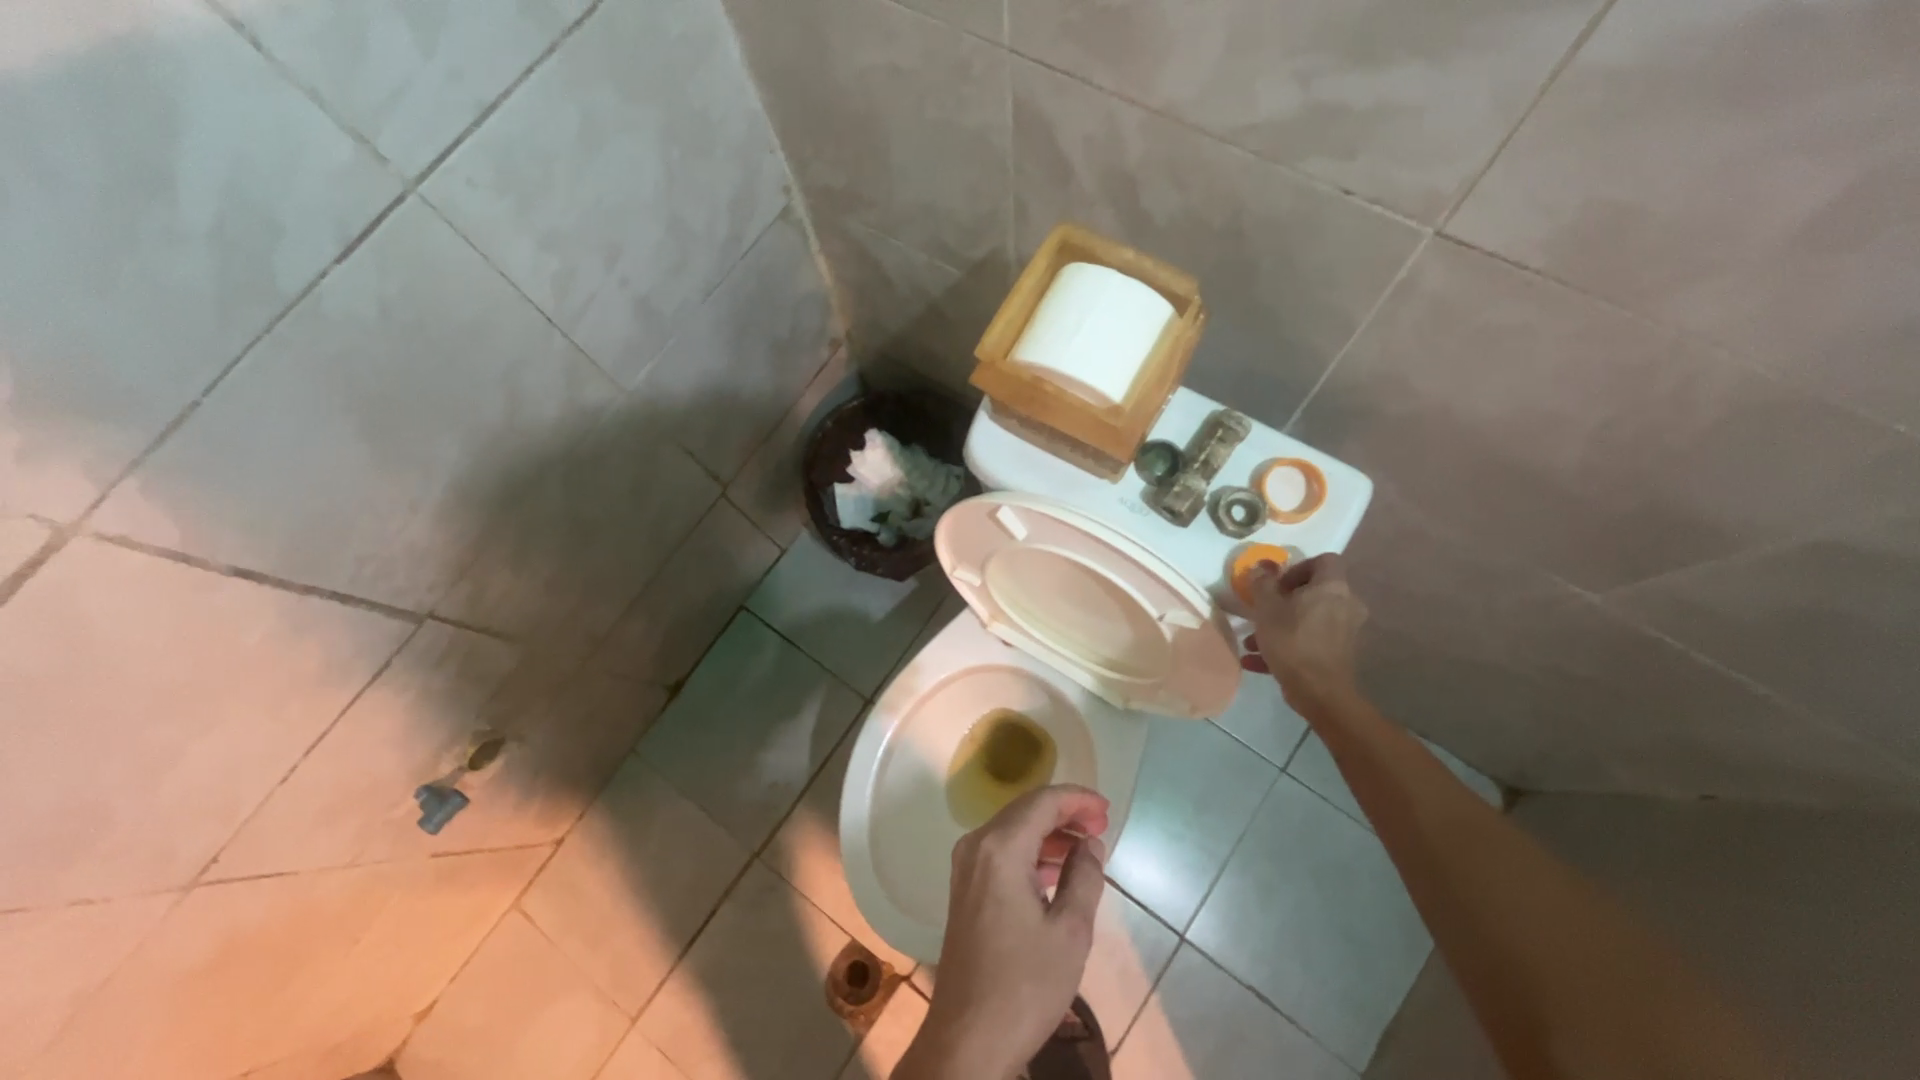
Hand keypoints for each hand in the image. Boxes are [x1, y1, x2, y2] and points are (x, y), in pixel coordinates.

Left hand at [894, 785, 1110, 1079]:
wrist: (968, 1037)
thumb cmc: (1025, 985)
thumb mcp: (1070, 931)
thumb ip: (1084, 877)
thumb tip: (1090, 845)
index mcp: (1000, 849)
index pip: (1043, 801)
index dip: (1078, 800)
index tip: (1108, 812)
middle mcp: (976, 847)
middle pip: (1024, 810)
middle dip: (1065, 814)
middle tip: (1101, 828)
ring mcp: (965, 869)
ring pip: (1012, 831)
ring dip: (1049, 833)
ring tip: (1086, 850)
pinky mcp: (964, 890)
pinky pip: (1001, 853)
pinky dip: (1030, 852)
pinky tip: (1055, 873)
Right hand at [1240, 553, 1367, 713]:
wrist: (1319, 691)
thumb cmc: (1292, 640)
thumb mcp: (1266, 608)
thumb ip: (1262, 583)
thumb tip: (1262, 567)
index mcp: (1333, 587)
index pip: (1324, 560)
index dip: (1298, 567)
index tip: (1277, 585)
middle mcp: (1346, 605)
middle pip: (1314, 592)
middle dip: (1284, 601)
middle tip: (1263, 612)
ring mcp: (1346, 631)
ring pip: (1309, 619)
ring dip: (1281, 626)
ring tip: (1252, 642)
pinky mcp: (1340, 654)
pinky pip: (1310, 640)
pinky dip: (1288, 645)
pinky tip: (1258, 661)